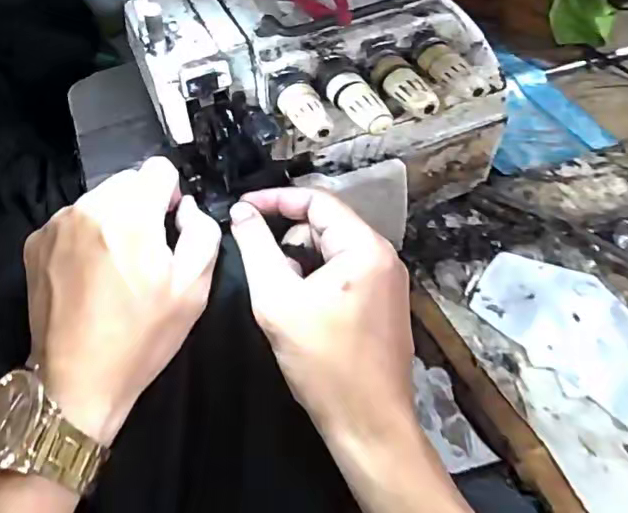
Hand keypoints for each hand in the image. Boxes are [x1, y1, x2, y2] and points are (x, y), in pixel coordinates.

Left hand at [23, 156, 219, 443]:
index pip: (158, 168)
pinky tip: (88, 274)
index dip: (171, 194)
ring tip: (114, 266)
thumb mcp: (192, 291)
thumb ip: (201, 233)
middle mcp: (89, 207)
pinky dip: (84, 234)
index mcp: (130, 214)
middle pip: (126, 182)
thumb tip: (187, 207)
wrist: (75, 382)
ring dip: (111, 219)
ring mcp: (57, 222)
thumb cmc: (140, 338)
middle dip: (140, 206)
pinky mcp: (36, 240)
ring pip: (98, 199)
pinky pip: (72, 220)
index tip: (169, 224)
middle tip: (143, 252)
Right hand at [230, 190, 468, 512]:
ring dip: (299, 257)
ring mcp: (386, 281)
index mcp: (364, 248)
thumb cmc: (324, 363)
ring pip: (329, 247)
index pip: (314, 199)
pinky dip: (315, 275)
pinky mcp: (382, 302)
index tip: (243, 209)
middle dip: (285, 234)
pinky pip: (341, 269)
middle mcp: (382, 257)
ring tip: (280, 288)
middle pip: (322, 222)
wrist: (369, 429)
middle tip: (256, 254)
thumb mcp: (276, 296)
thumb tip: (241, 211)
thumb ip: (254, 244)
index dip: (273, 199)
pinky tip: (300, 303)